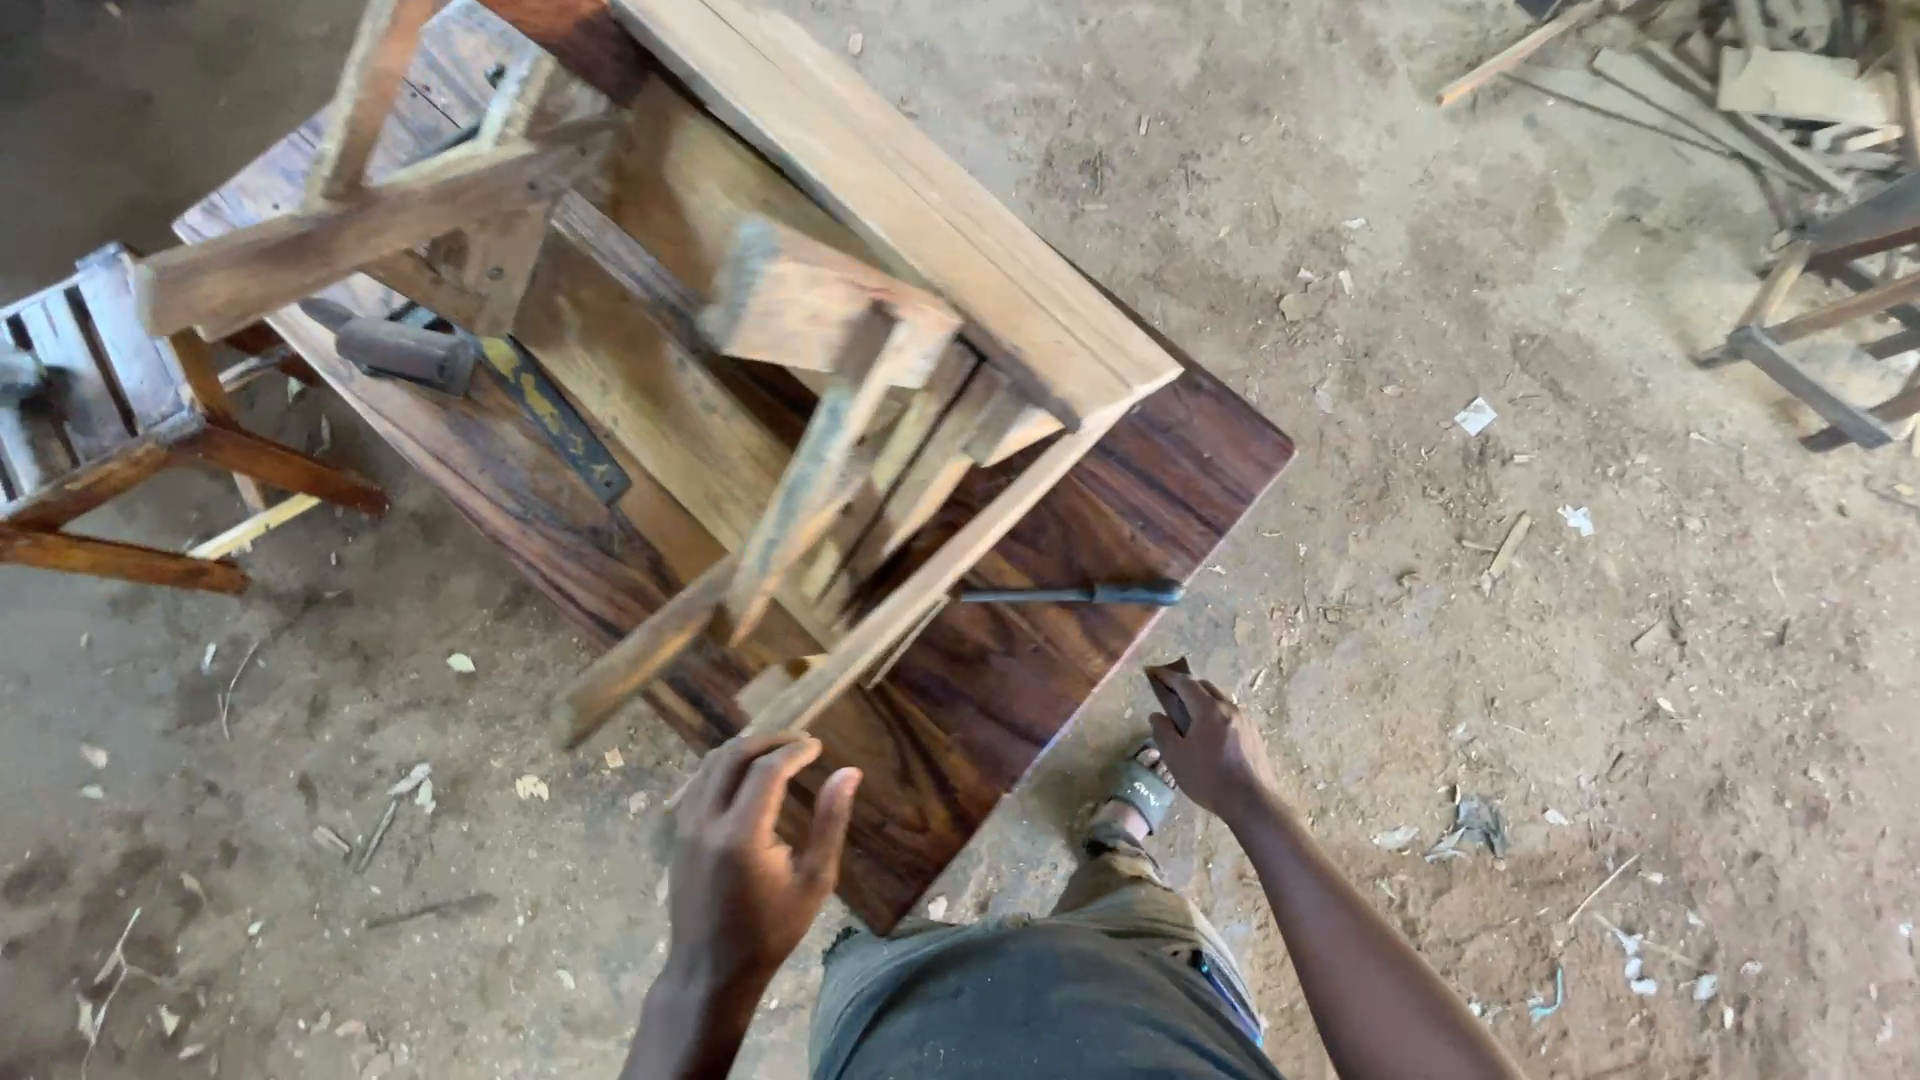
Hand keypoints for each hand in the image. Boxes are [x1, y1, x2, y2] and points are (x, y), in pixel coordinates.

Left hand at [667, 733, 861, 991]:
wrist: (710, 972)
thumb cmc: (770, 931)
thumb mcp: (814, 881)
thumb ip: (830, 822)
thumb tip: (848, 773)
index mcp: (742, 836)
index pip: (767, 770)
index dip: (795, 751)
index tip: (818, 747)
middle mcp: (707, 822)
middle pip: (734, 755)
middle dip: (770, 741)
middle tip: (800, 744)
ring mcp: (686, 827)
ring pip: (711, 764)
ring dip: (745, 749)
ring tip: (777, 753)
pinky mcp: (678, 834)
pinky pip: (698, 782)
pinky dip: (724, 766)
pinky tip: (746, 776)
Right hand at [1148, 677, 1278, 825]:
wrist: (1252, 803)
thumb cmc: (1208, 778)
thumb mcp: (1175, 757)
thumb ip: (1163, 732)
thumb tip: (1157, 716)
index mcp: (1209, 710)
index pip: (1186, 684)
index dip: (1168, 677)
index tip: (1155, 673)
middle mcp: (1229, 709)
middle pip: (1206, 687)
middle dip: (1187, 686)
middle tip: (1171, 695)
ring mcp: (1246, 722)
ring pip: (1220, 701)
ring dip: (1203, 701)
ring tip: (1191, 717)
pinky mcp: (1255, 736)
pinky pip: (1231, 716)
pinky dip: (1216, 715)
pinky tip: (1211, 735)